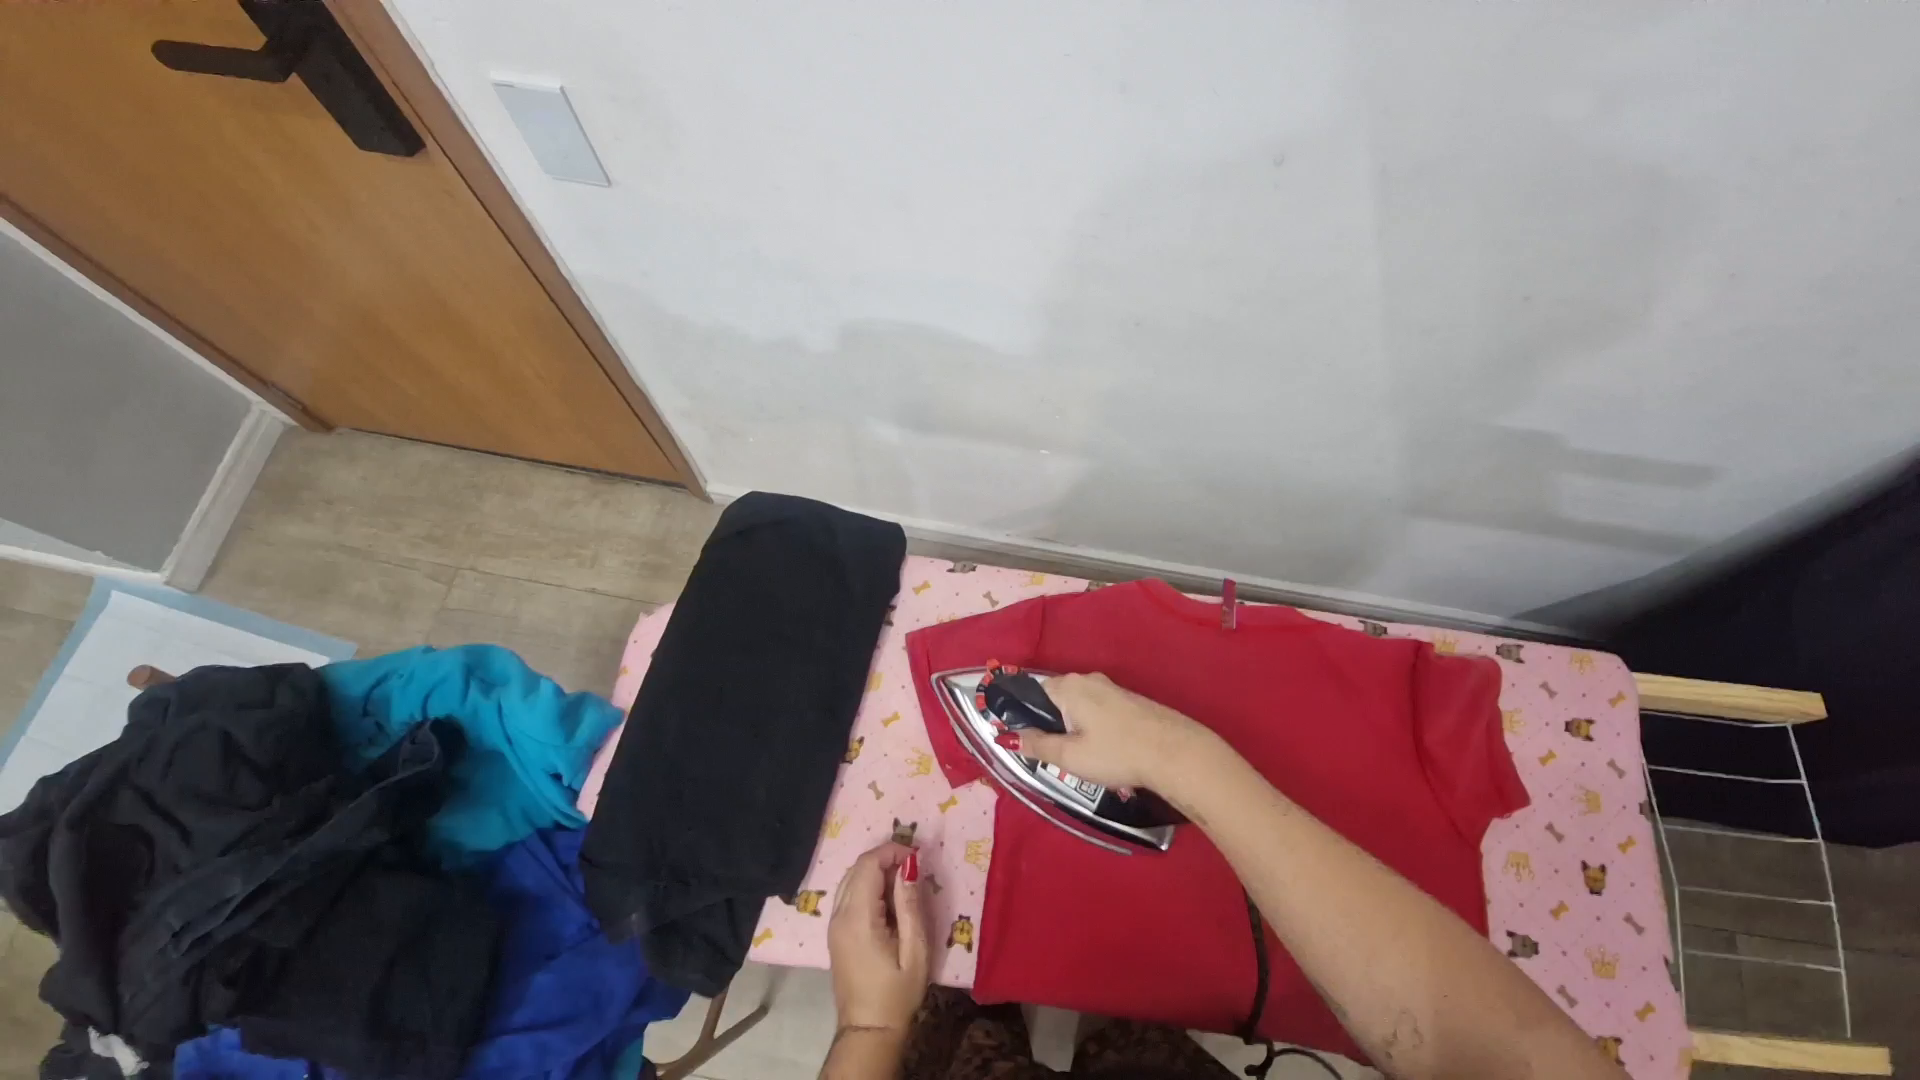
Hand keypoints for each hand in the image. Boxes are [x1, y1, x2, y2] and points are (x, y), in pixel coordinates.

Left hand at [827, 842, 929, 1033]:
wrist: (868, 1031)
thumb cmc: (897, 993)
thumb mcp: (915, 951)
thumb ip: (910, 905)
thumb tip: (909, 866)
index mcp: (858, 918)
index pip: (868, 864)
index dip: (891, 851)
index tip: (917, 858)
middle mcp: (839, 915)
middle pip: (857, 867)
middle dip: (885, 858)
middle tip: (913, 868)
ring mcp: (833, 924)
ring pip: (850, 878)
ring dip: (875, 870)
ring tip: (903, 881)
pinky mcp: (835, 932)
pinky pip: (847, 894)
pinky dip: (866, 884)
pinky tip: (887, 898)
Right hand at [1013, 672, 1214, 790]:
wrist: (1175, 753)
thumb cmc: (1117, 753)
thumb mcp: (1070, 756)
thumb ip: (1037, 745)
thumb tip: (1008, 737)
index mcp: (1069, 686)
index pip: (1033, 693)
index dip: (1026, 717)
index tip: (1029, 742)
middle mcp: (1088, 679)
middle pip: (1057, 699)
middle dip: (1053, 725)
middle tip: (1059, 757)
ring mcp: (1112, 688)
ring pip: (1079, 707)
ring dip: (1075, 729)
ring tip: (1086, 759)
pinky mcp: (1130, 700)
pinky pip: (1099, 711)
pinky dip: (1095, 729)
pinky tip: (1107, 752)